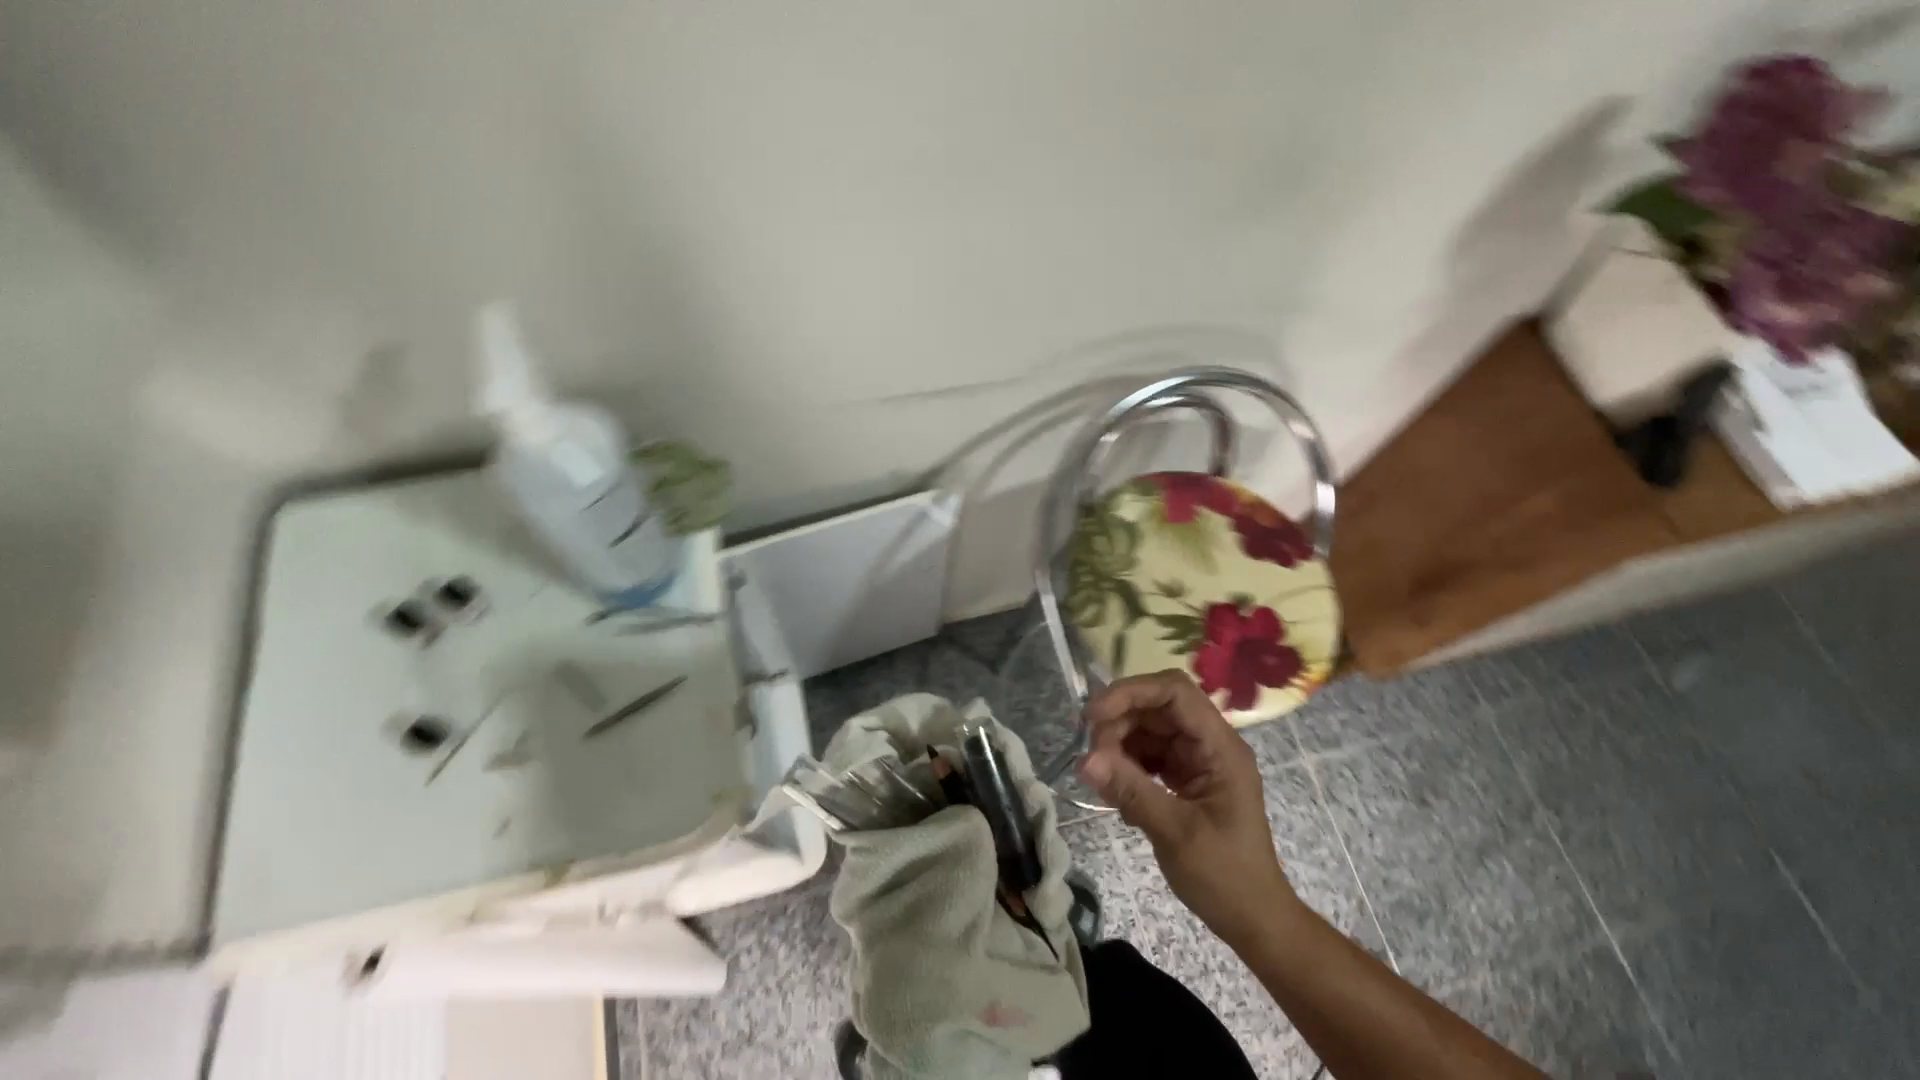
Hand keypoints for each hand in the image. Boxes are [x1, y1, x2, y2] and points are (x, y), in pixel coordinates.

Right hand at [1078, 671, 1297, 944]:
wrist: (1254, 918)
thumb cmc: (1226, 876)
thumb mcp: (1176, 833)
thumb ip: (1131, 791)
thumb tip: (1084, 760)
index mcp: (1220, 747)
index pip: (1174, 693)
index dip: (1131, 693)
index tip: (1092, 717)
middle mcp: (1209, 744)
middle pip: (1157, 707)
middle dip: (1118, 721)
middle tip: (1090, 756)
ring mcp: (1197, 761)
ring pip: (1148, 729)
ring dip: (1118, 744)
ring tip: (1098, 776)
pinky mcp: (1185, 779)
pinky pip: (1149, 755)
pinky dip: (1126, 765)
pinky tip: (1113, 792)